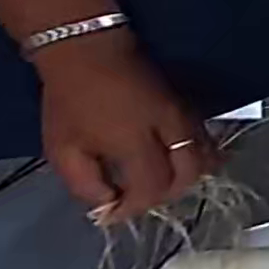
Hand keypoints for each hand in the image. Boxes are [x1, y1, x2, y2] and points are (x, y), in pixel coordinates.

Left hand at [36, 32, 220, 224]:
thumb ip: (85, 183)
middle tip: (139, 197)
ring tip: (158, 181)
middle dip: (166, 194)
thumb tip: (109, 203)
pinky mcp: (189, 107)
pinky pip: (205, 139)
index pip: (153, 187)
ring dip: (185, 175)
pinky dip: (196, 157)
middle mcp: (170, 129)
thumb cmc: (71, 102)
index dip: (135, 207)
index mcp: (135, 141)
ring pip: (205, 156)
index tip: (113, 213)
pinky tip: (177, 162)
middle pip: (188, 174)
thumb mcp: (62, 149)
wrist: (94, 55)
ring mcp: (185, 116)